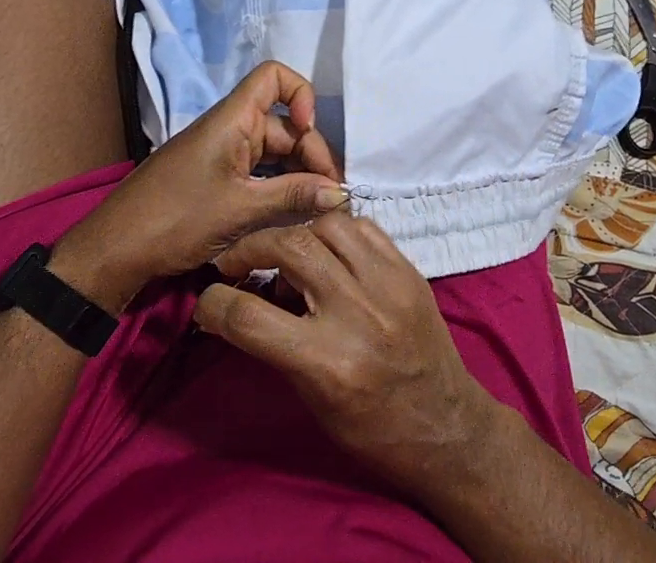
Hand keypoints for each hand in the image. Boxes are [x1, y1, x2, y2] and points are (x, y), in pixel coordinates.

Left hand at [51, 61, 345, 311]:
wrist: (116, 251)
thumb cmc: (176, 219)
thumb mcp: (240, 210)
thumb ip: (292, 197)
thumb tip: (341, 192)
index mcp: (231, 121)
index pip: (273, 78)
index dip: (300, 94)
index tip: (309, 132)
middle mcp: (229, 130)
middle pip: (283, 124)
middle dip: (310, 154)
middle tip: (330, 196)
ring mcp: (222, 157)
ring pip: (273, 154)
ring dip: (297, 177)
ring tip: (318, 211)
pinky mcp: (215, 182)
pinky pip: (258, 175)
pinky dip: (278, 190)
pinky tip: (293, 217)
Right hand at [191, 211, 494, 487]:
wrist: (447, 430)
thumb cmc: (370, 430)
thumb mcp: (310, 399)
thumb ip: (271, 346)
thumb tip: (234, 306)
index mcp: (327, 363)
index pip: (249, 316)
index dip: (213, 303)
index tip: (208, 300)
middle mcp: (359, 315)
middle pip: (288, 248)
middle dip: (250, 249)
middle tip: (238, 263)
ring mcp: (390, 286)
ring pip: (327, 225)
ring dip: (295, 235)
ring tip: (287, 256)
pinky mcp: (410, 272)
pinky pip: (364, 227)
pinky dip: (336, 233)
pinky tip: (328, 253)